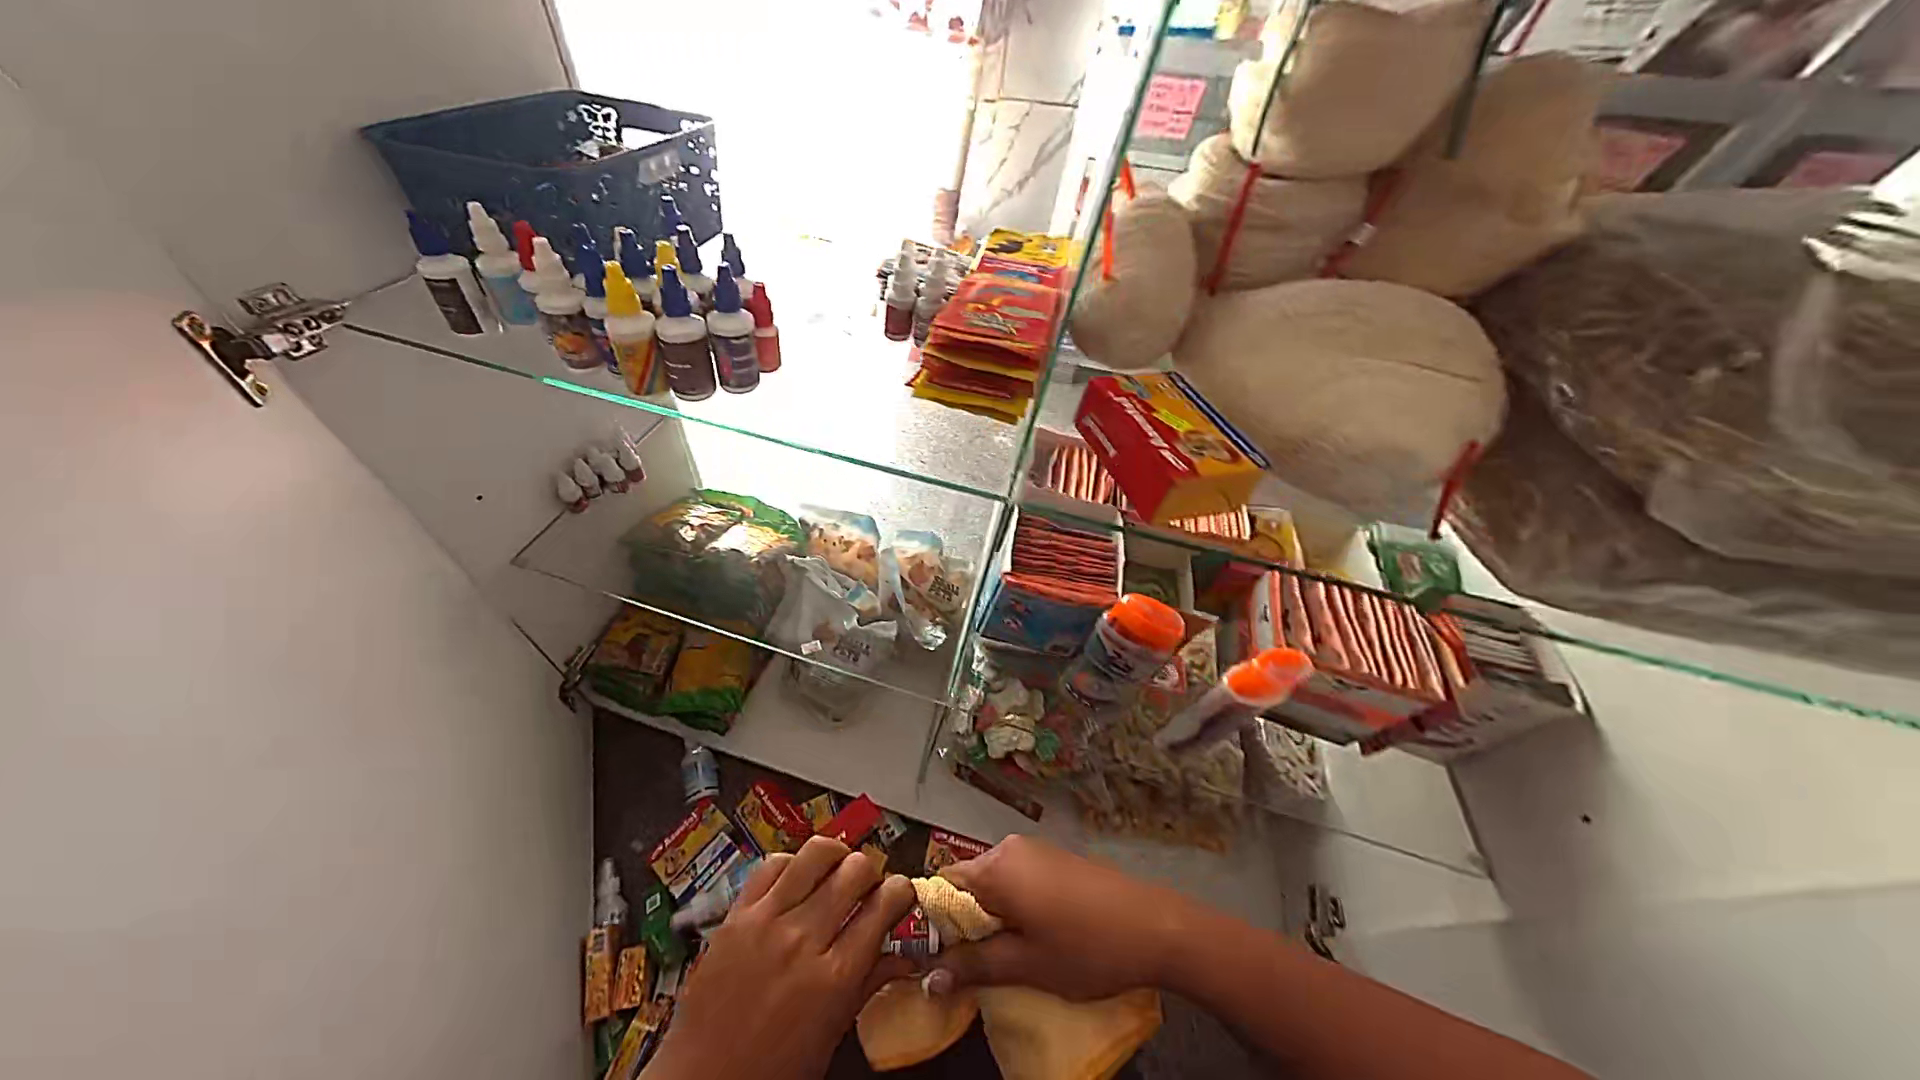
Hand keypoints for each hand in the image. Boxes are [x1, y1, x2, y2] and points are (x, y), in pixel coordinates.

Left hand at [644, 836, 916, 1079]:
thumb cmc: (773, 1069)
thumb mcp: (833, 1033)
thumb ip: (870, 984)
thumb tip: (906, 958)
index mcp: (835, 977)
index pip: (885, 905)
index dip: (902, 891)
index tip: (900, 895)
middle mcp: (804, 939)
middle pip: (855, 870)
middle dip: (871, 873)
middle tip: (867, 888)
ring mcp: (767, 922)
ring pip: (816, 853)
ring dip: (836, 856)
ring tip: (836, 871)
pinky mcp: (736, 915)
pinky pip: (772, 865)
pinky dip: (792, 864)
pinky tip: (797, 880)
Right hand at [927, 834, 1198, 1000]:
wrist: (1156, 926)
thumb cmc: (1086, 947)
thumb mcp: (1026, 965)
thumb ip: (974, 966)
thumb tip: (930, 978)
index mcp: (996, 867)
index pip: (943, 885)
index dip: (935, 921)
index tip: (939, 957)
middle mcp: (1010, 848)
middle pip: (968, 883)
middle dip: (966, 922)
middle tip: (976, 963)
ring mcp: (1036, 850)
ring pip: (994, 882)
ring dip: (992, 916)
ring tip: (1008, 953)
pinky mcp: (1057, 858)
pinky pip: (1018, 878)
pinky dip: (1014, 905)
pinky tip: (1035, 934)